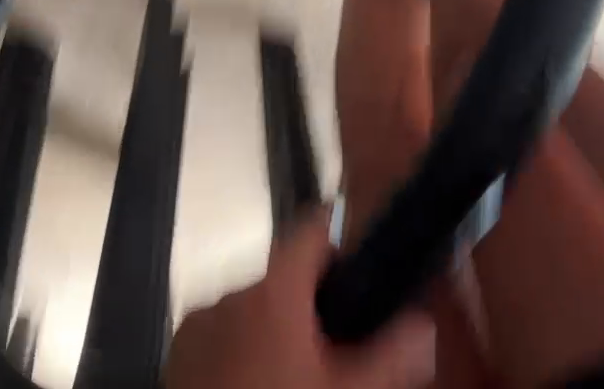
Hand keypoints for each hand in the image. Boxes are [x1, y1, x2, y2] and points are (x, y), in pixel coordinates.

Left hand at [167, 210, 437, 388]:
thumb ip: (392, 355)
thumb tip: (424, 324)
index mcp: (272, 290)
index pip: (313, 230)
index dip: (343, 234)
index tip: (366, 252)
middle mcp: (230, 291)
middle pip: (286, 278)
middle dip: (315, 303)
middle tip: (342, 345)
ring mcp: (199, 321)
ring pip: (255, 309)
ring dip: (279, 329)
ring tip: (300, 373)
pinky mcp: (180, 352)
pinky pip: (223, 334)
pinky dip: (245, 348)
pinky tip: (264, 382)